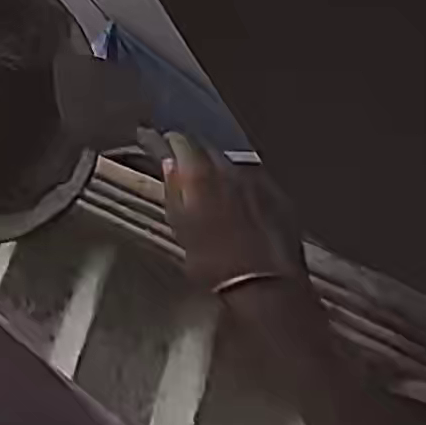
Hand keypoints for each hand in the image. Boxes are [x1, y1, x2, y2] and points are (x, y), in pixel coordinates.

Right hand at [161, 133, 304, 293]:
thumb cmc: (210, 260)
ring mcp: (257, 179)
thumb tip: (168, 163)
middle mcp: (228, 168)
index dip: (159, 138)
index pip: (177, 140)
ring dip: (213, 160)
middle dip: (187, 145)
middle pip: (203, 143)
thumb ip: (173, 188)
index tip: (147, 137)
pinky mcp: (278, 194)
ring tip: (203, 172)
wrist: (265, 287)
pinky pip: (251, 174)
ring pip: (228, 158)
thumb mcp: (180, 224)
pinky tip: (233, 190)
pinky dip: (236, 177)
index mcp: (199, 173)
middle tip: (174, 154)